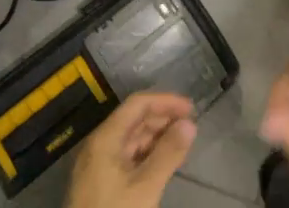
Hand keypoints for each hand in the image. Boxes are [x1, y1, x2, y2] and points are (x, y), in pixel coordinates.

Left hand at [65, 93, 196, 207]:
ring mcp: (98, 163)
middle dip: (163, 119)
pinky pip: (127, 157)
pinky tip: (162, 162)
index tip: (190, 109)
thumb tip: (190, 124)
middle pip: (134, 119)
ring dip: (157, 137)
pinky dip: (147, 154)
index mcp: (105, 138)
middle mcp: (99, 144)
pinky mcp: (100, 181)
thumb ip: (168, 153)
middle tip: (189, 127)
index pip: (137, 105)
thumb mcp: (145, 186)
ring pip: (131, 139)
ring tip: (180, 143)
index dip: (165, 102)